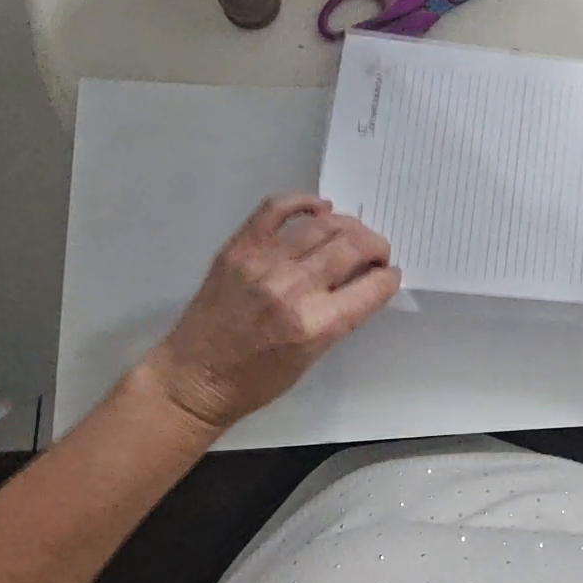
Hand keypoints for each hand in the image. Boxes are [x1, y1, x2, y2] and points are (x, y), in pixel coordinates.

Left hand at [139, 194, 400, 431]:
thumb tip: (365, 278)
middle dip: (375, 246)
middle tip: (375, 253)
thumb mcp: (313, 356)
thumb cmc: (256, 380)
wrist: (193, 380)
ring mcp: (264, 264)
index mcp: (316, 325)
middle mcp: (293, 289)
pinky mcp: (240, 248)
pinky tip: (320, 208)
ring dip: (348, 226)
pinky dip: (304, 202)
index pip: (373, 286)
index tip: (388, 274)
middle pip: (353, 246)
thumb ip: (341, 315)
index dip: (388, 276)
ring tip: (351, 233)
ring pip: (323, 225)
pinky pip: (277, 209)